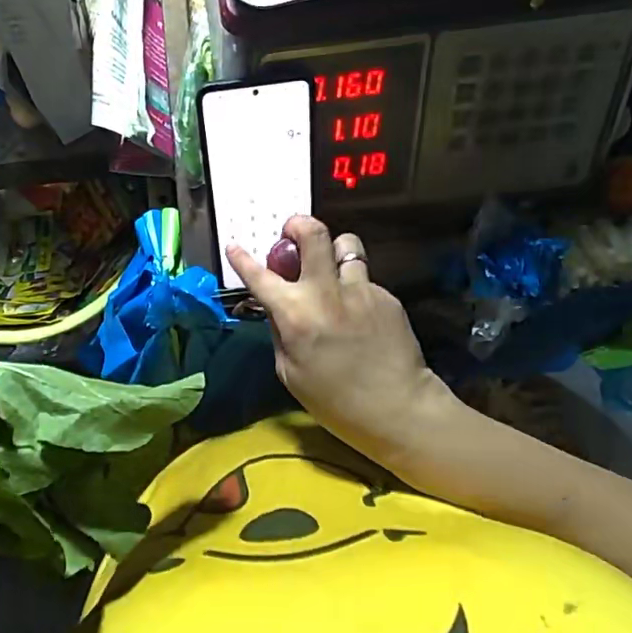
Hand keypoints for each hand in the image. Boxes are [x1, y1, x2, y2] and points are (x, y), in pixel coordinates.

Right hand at [226, 216, 457, 460]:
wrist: (397, 408)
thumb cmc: (333, 400)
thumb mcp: (289, 371)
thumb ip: (280, 331)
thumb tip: (276, 308)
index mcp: (295, 314)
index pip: (260, 276)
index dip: (241, 259)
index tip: (234, 246)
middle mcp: (326, 292)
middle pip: (314, 234)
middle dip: (298, 225)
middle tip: (291, 232)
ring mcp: (361, 290)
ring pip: (346, 246)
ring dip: (331, 251)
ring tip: (328, 268)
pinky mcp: (386, 296)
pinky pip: (363, 279)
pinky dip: (352, 287)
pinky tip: (355, 312)